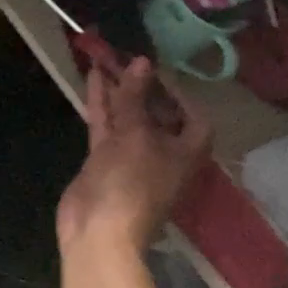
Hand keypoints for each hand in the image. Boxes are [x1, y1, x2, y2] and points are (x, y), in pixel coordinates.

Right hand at [56, 57, 211, 257]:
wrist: (98, 230)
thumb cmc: (132, 182)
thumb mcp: (136, 135)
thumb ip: (136, 97)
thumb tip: (142, 61)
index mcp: (187, 152)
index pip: (194, 116)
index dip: (180, 92)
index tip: (158, 70)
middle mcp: (164, 152)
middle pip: (158, 113)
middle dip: (143, 85)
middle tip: (127, 57)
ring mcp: (132, 156)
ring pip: (129, 116)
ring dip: (120, 89)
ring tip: (107, 57)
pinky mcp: (106, 159)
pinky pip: (107, 125)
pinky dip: (102, 102)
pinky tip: (93, 76)